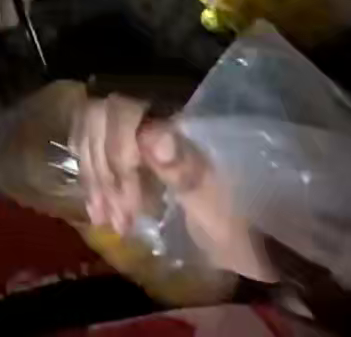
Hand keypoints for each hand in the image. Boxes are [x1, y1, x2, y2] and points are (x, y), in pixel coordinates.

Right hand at [73, 94, 272, 279]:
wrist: (258, 240)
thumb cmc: (241, 221)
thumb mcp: (218, 204)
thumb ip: (185, 169)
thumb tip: (153, 135)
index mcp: (172, 115)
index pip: (121, 110)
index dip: (115, 153)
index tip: (129, 203)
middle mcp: (150, 109)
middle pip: (99, 119)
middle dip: (102, 170)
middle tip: (115, 217)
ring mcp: (136, 125)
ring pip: (91, 132)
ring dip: (95, 178)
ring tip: (107, 219)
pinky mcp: (128, 144)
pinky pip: (94, 146)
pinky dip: (92, 177)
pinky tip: (98, 208)